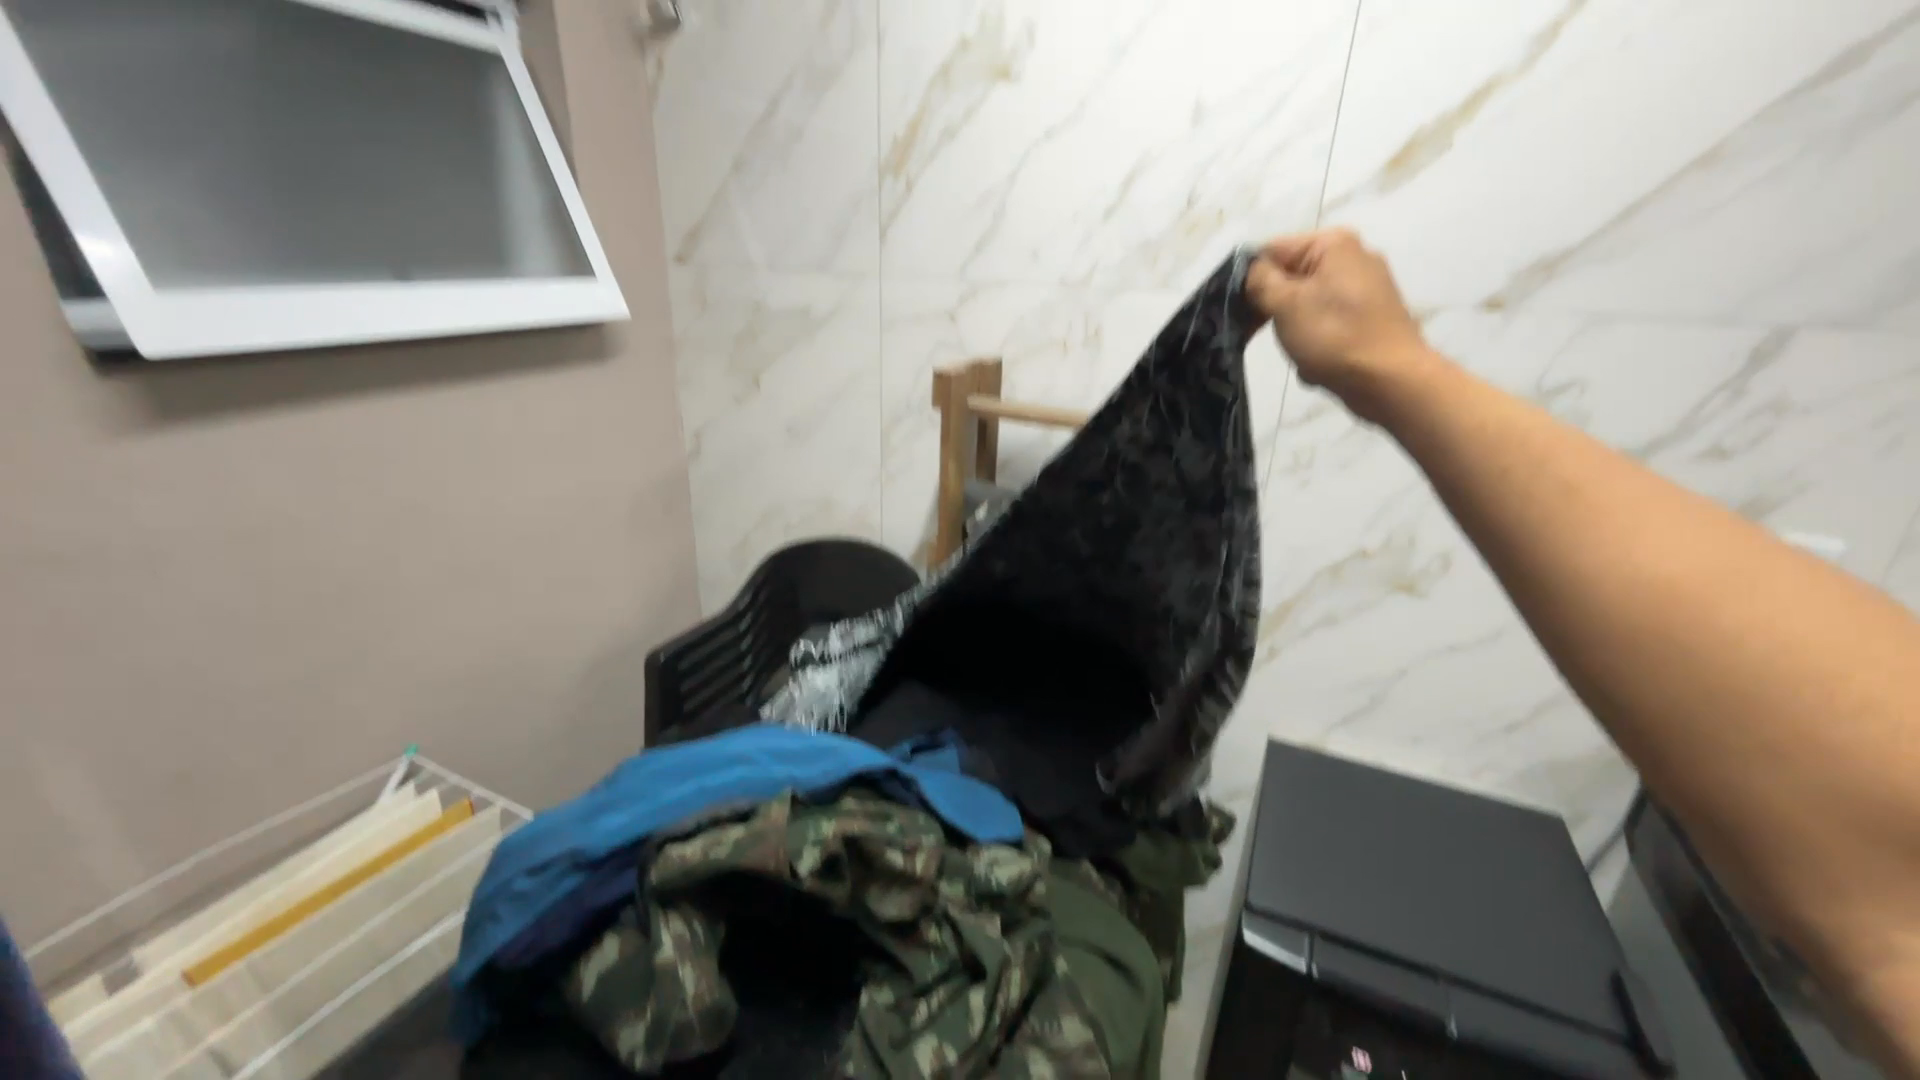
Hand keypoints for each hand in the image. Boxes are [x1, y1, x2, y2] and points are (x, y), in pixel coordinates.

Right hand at [1245, 229, 1434, 419]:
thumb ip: (1259, 280)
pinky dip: (1315, 342)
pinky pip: (1326, 324)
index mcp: (1333, 244)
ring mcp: (1364, 288)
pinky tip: (1316, 362)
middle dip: (1273, 308)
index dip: (1249, 280)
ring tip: (1298, 352)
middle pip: (1289, 277)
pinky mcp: (1369, 317)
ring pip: (1305, 304)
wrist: (1390, 381)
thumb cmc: (1334, 336)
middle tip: (1258, 335)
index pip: (1270, 250)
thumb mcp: (1285, 304)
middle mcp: (1352, 258)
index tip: (1239, 312)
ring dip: (1292, 330)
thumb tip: (1250, 272)